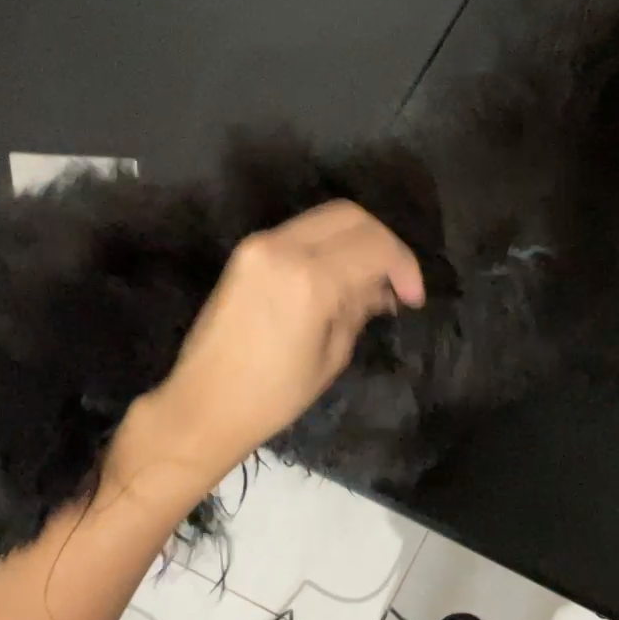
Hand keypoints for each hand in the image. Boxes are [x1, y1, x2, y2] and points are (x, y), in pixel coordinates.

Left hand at [132, 201, 425, 469]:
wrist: (205, 403)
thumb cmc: (274, 395)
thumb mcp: (332, 355)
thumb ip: (358, 309)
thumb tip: (380, 290)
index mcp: (310, 279)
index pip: (376, 245)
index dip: (405, 266)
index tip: (413, 298)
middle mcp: (283, 247)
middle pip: (352, 217)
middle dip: (384, 245)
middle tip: (396, 283)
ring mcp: (260, 245)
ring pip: (326, 220)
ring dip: (356, 243)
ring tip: (369, 285)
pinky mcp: (247, 253)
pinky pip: (302, 234)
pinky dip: (330, 248)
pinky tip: (339, 282)